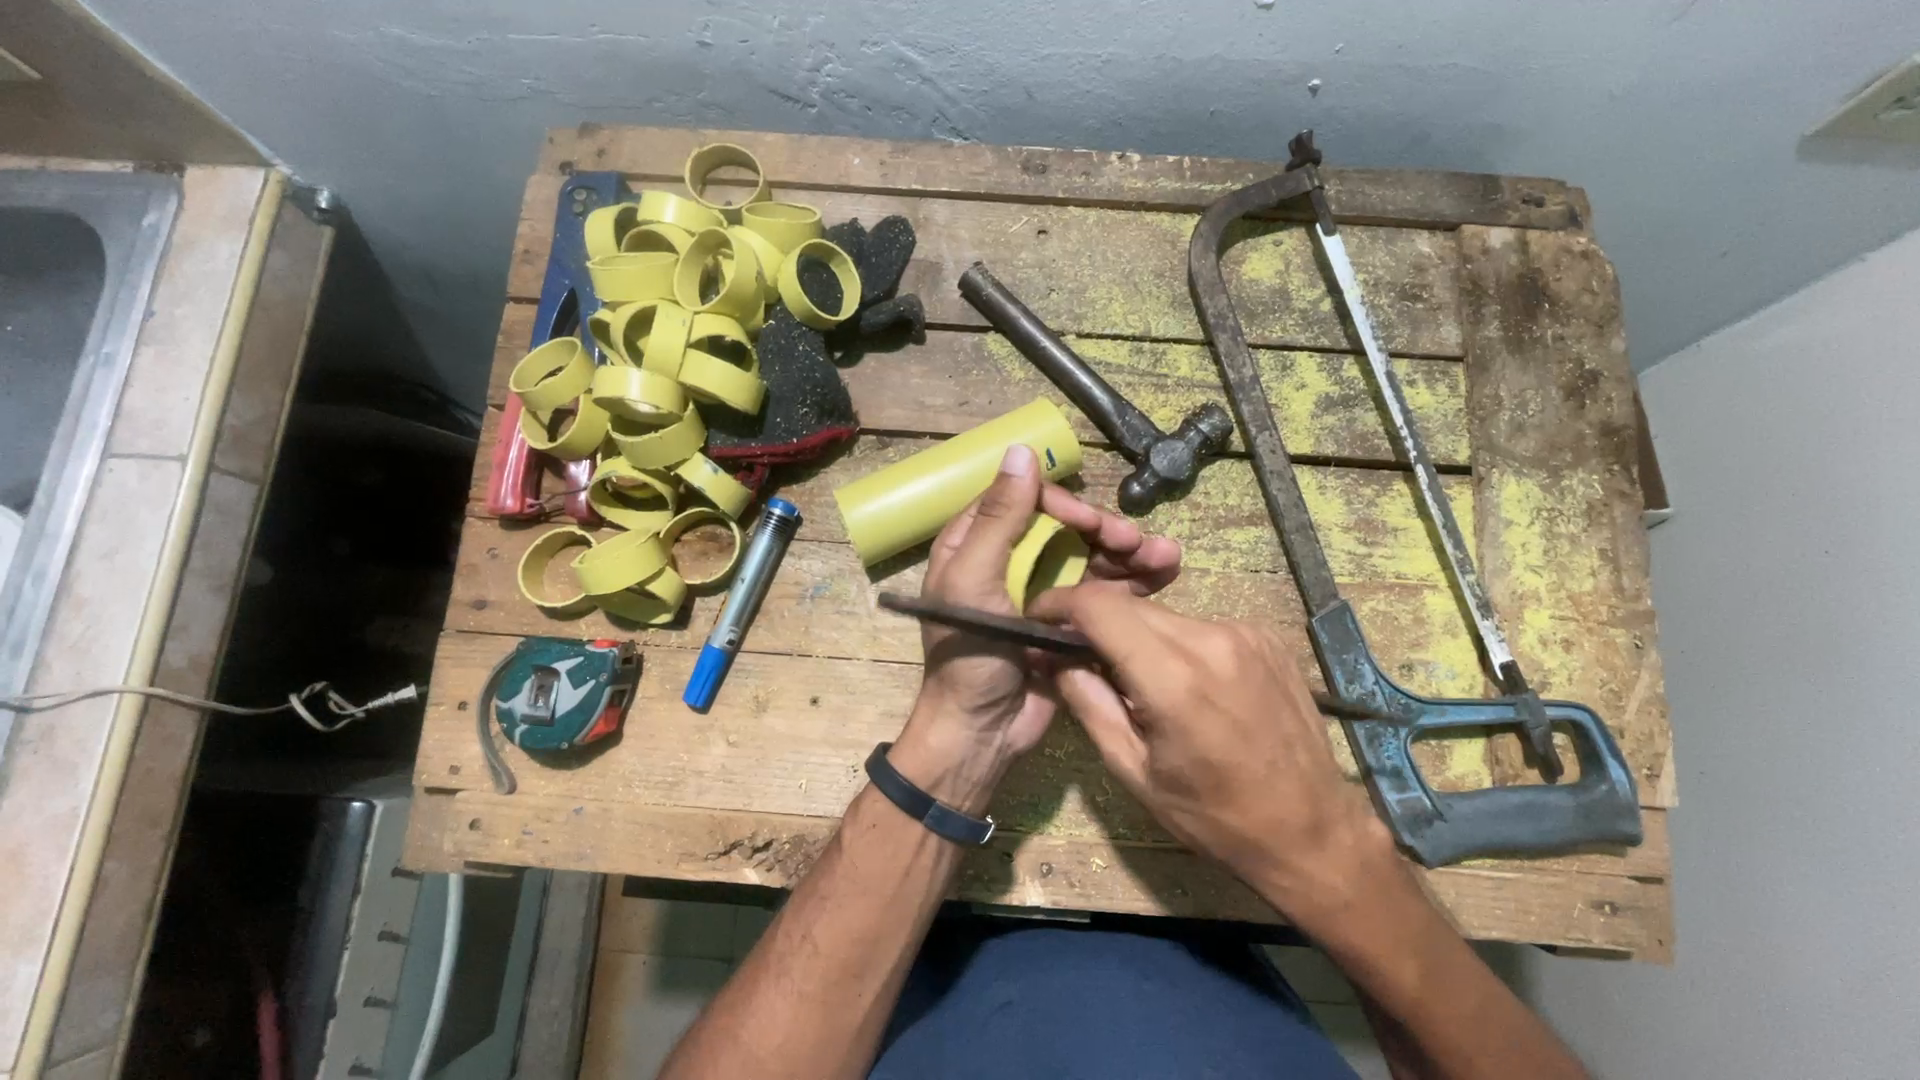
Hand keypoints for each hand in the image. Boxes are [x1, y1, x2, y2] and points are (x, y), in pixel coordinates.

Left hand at [889, 444, 1181, 812]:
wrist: (983, 734)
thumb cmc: (967, 657)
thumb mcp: (973, 582)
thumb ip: (998, 519)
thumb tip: (1021, 451)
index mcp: (977, 545)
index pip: (1025, 502)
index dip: (1062, 505)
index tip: (1089, 522)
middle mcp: (1012, 562)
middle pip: (1067, 529)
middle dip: (1106, 532)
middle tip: (1136, 544)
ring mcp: (1044, 594)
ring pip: (1092, 557)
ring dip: (1130, 554)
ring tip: (1166, 559)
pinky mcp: (1071, 624)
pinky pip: (1106, 592)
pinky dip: (1134, 583)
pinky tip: (1165, 576)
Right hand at [1025, 586, 1401, 926]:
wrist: (1309, 828)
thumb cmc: (1212, 814)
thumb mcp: (1132, 770)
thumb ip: (1087, 702)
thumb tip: (1052, 655)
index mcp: (1172, 677)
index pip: (1098, 607)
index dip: (1058, 604)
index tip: (1038, 620)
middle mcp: (1210, 640)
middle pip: (1130, 607)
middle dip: (1095, 624)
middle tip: (1079, 656)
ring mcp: (1245, 633)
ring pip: (1165, 615)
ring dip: (1139, 636)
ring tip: (1141, 683)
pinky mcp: (1266, 636)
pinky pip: (1201, 626)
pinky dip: (1179, 645)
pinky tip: (1190, 685)